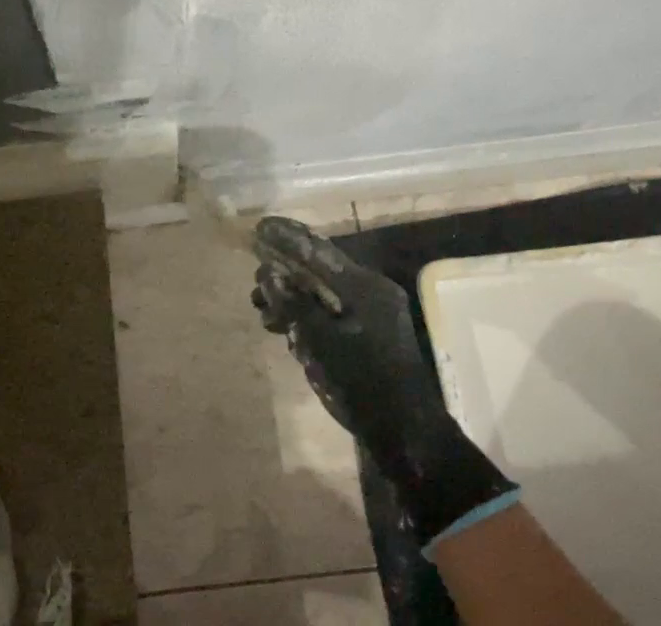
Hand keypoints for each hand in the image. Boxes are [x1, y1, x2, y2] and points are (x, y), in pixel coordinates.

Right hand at [251, 216, 518, 543]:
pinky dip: (305, 318)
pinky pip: (330, 316)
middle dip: (284, 273)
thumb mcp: (320, 342)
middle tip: (255, 281)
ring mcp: (371, 317)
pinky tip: (283, 329)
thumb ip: (294, 305)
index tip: (260, 227)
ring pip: (323, 296)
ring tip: (261, 311)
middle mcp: (371, 294)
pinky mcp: (368, 339)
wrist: (405, 434)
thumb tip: (268, 274)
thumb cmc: (363, 383)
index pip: (319, 251)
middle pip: (320, 272)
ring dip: (291, 299)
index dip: (288, 238)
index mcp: (365, 287)